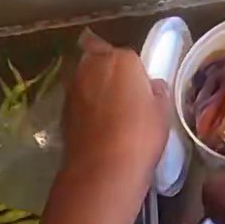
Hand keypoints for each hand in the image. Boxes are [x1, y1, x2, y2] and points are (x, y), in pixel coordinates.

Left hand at [62, 30, 168, 183]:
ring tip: (109, 114)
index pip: (127, 56)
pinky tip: (96, 127)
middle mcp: (91, 65)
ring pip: (85, 79)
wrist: (103, 167)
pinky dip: (84, 108)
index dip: (133, 72)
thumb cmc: (140, 135)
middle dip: (107, 71)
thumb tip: (152, 88)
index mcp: (120, 59)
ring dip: (94, 89)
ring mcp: (72, 86)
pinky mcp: (62, 109)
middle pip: (99, 59)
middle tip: (122, 96)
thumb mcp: (162, 112)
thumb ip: (157, 92)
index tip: (139, 89)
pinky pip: (78, 101)